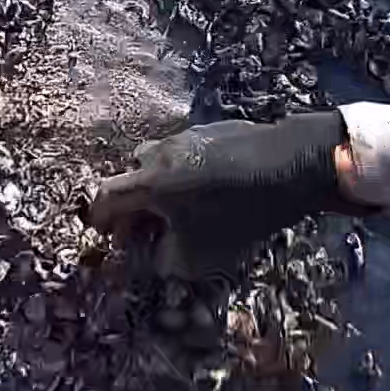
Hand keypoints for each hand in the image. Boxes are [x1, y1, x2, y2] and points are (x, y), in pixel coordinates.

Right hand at [88, 113, 354, 274]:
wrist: (288, 162)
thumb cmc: (239, 212)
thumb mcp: (200, 254)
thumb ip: (166, 260)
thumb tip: (156, 255)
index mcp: (148, 182)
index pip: (106, 197)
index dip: (101, 217)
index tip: (104, 233)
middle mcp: (158, 154)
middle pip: (130, 178)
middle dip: (132, 205)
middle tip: (144, 227)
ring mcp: (183, 138)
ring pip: (156, 162)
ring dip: (157, 186)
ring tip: (176, 207)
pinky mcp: (208, 131)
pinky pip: (182, 154)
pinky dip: (182, 173)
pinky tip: (207, 189)